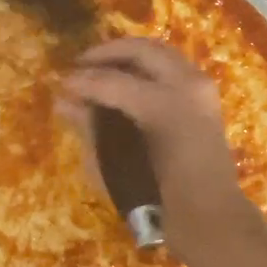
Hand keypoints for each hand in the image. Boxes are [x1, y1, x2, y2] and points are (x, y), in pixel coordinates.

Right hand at [62, 38, 253, 232]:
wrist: (207, 215)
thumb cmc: (156, 199)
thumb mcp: (113, 167)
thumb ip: (90, 128)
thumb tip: (65, 102)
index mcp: (163, 105)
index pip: (112, 81)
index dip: (82, 80)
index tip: (59, 82)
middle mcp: (186, 85)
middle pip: (141, 51)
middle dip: (106, 53)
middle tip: (78, 64)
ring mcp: (200, 88)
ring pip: (159, 53)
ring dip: (128, 56)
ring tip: (99, 70)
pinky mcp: (205, 96)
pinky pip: (171, 67)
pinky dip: (145, 68)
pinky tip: (125, 82)